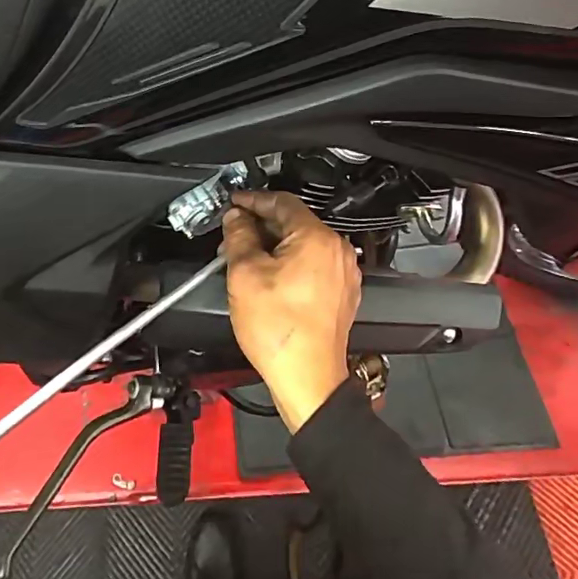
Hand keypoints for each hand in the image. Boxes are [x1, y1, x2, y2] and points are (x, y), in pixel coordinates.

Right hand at [221, 190, 360, 431]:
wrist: (308, 379)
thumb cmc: (281, 333)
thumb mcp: (245, 275)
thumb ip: (239, 237)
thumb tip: (236, 219)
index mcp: (317, 239)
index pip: (282, 202)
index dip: (253, 199)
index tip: (237, 202)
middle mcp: (337, 251)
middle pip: (295, 222)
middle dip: (261, 225)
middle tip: (235, 233)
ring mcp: (342, 272)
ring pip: (304, 244)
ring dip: (275, 244)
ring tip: (247, 257)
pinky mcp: (341, 292)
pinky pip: (313, 264)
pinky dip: (291, 262)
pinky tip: (270, 276)